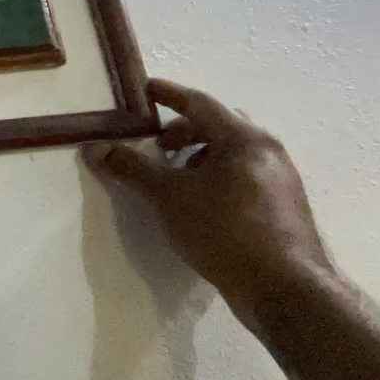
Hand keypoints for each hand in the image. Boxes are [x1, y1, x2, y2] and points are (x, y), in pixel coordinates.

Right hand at [84, 78, 335, 327]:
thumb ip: (130, 167)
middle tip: (157, 144)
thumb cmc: (223, 230)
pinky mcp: (282, 205)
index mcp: (244, 139)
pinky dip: (215, 174)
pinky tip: (198, 200)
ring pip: (232, 151)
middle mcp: (267, 151)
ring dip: (199, 154)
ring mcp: (280, 179)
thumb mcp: (167, 195)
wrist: (284, 289)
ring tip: (174, 177)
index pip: (200, 103)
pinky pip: (242, 173)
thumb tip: (95, 147)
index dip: (169, 94)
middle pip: (220, 125)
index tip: (145, 90)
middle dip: (184, 129)